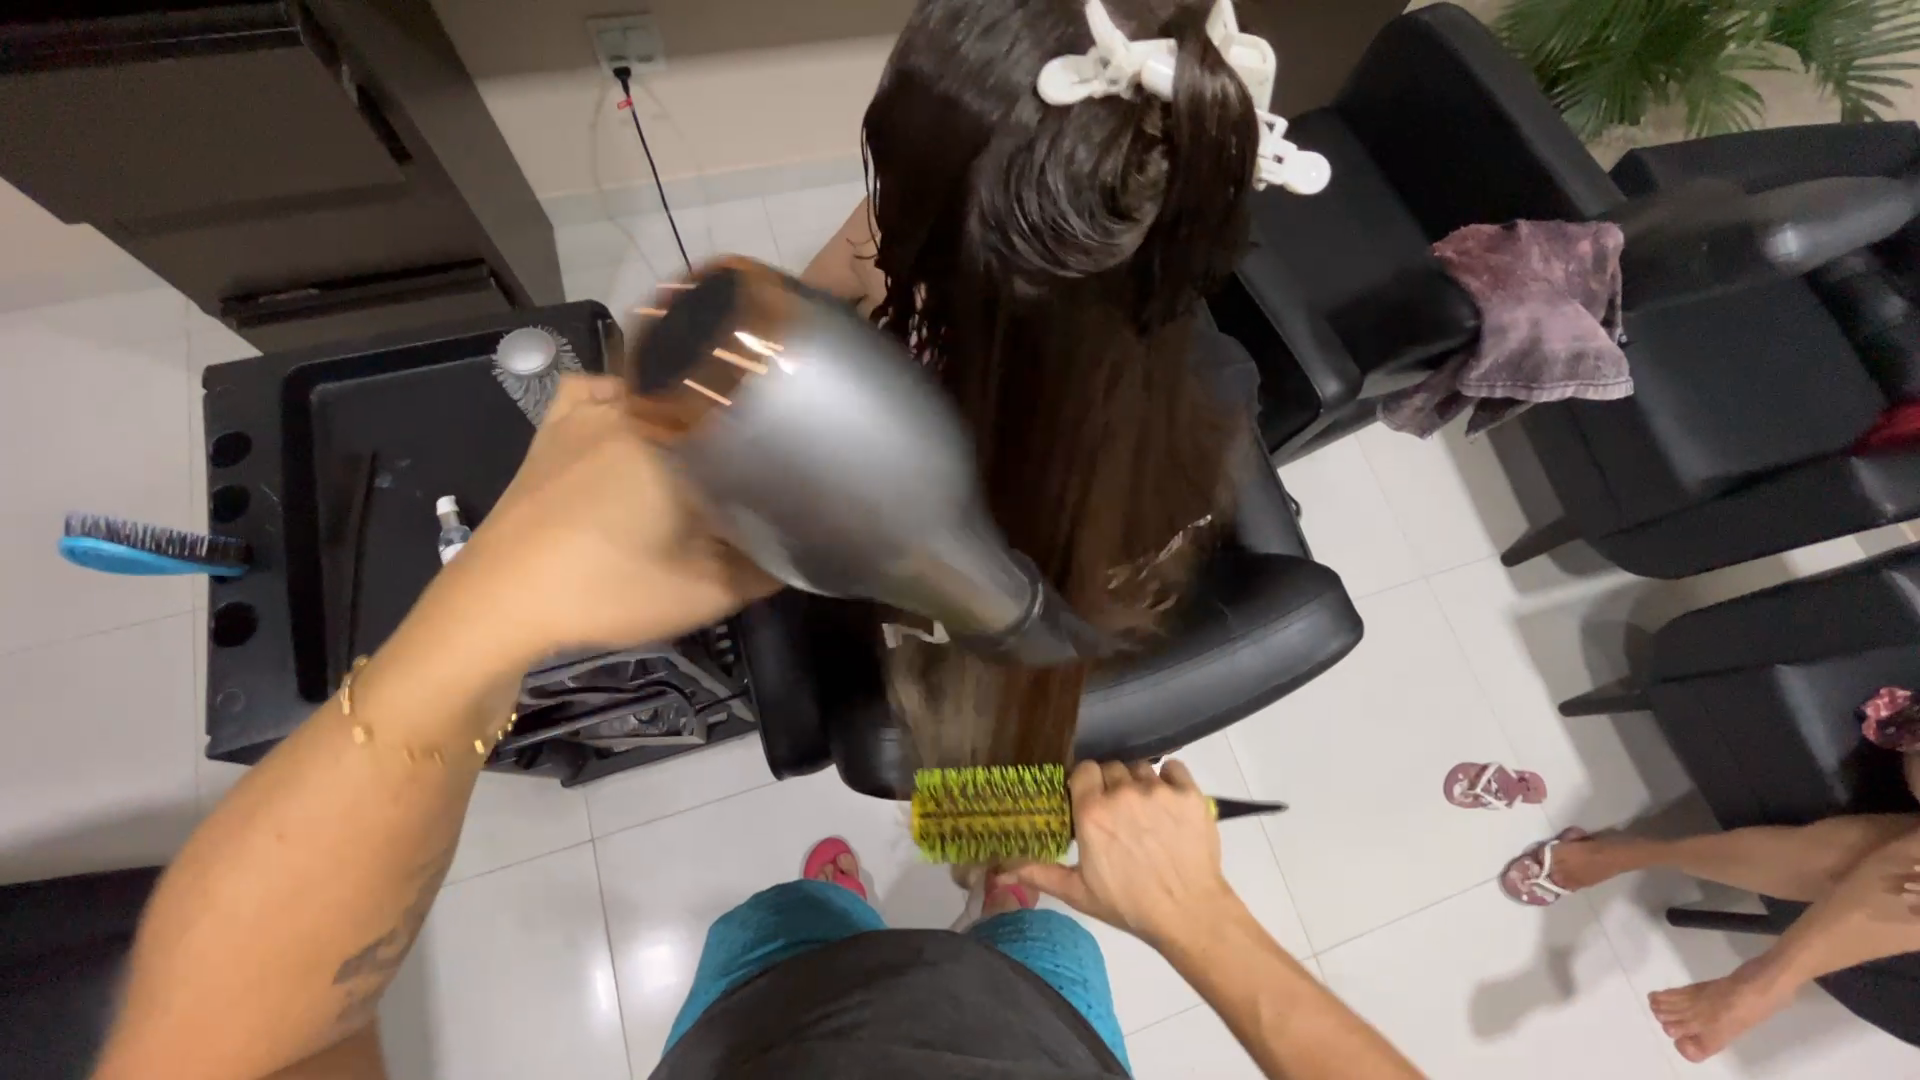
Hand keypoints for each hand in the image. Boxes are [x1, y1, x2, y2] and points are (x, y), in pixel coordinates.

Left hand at [419, 375, 773, 663]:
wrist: (500, 603)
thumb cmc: (606, 591)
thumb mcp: (705, 595)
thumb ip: (764, 571)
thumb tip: (796, 553)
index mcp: (677, 442)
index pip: (745, 420)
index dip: (774, 440)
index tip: (788, 472)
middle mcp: (636, 411)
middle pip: (704, 402)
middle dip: (734, 428)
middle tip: (750, 470)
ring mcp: (589, 413)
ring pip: (656, 390)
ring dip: (684, 410)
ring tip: (702, 444)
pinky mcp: (554, 426)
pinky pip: (599, 389)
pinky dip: (623, 396)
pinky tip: (633, 421)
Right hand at [1004, 759, 1240, 947]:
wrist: (1190, 915)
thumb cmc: (1130, 906)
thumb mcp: (1080, 893)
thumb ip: (1040, 873)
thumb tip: (1003, 869)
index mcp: (1092, 812)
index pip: (1084, 770)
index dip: (1086, 783)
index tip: (1090, 800)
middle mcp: (1122, 794)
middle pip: (1112, 768)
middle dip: (1112, 786)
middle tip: (1119, 815)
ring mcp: (1158, 791)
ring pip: (1141, 769)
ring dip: (1139, 784)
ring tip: (1145, 812)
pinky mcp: (1190, 794)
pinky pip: (1175, 769)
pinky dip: (1171, 781)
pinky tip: (1169, 804)